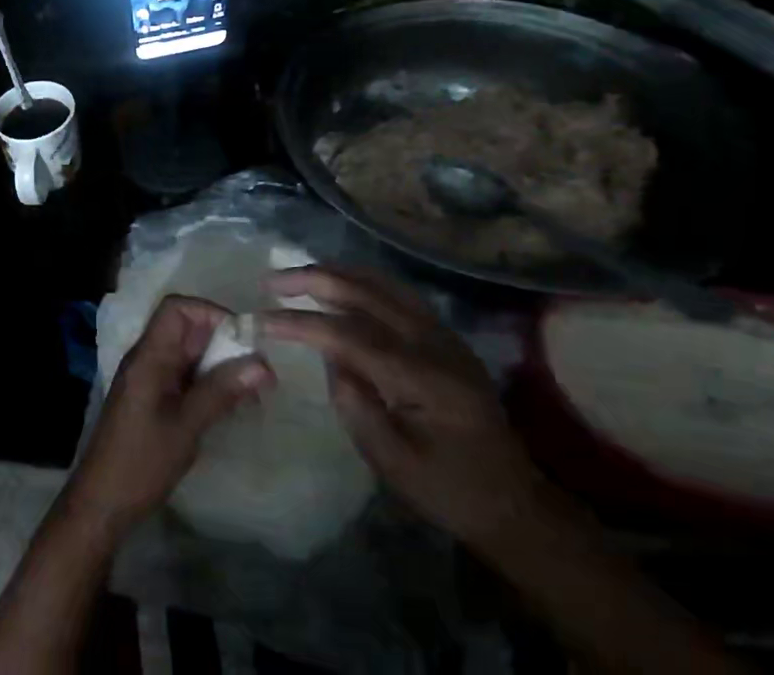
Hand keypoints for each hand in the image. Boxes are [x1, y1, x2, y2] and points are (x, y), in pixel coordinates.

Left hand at [66, 295, 274, 536]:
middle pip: (187, 329)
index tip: (243, 338)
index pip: (177, 308)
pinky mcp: (153, 400)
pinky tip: (233, 404)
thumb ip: (221, 391)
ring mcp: (149, 379)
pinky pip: (185, 376)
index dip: (211, 312)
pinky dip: (210, 382)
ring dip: (221, 365)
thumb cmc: (140, 463)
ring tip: (254, 390)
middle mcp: (147, 360)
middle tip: (259, 370)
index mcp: (148, 357)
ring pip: (190, 354)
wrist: (101, 505)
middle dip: (225, 342)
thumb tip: (262, 363)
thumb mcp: (186, 426)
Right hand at [262, 265, 544, 547]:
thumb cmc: (448, 489)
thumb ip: (356, 406)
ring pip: (384, 284)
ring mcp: (443, 334)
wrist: (511, 499)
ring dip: (338, 274)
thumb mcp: (393, 462)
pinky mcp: (444, 337)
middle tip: (272, 282)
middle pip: (368, 293)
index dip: (303, 323)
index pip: (350, 334)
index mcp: (423, 376)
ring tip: (298, 277)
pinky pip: (397, 294)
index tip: (262, 320)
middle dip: (316, 280)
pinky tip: (339, 287)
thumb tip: (330, 359)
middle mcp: (434, 342)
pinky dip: (360, 283)